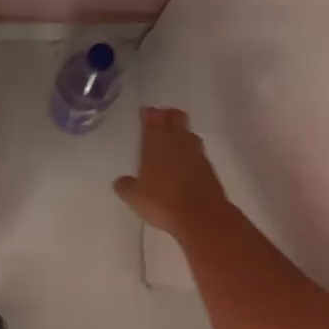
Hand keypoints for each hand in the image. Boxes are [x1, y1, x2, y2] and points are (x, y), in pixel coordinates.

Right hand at [114, 107, 229, 237]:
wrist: (202, 216)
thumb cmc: (163, 202)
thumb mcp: (135, 197)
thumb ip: (125, 186)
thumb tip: (120, 181)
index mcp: (156, 144)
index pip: (153, 119)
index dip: (148, 113)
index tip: (144, 113)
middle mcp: (177, 142)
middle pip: (175, 117)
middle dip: (167, 114)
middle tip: (159, 119)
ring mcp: (196, 152)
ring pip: (188, 131)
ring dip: (180, 129)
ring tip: (171, 138)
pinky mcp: (208, 165)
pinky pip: (197, 148)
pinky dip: (189, 148)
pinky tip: (184, 159)